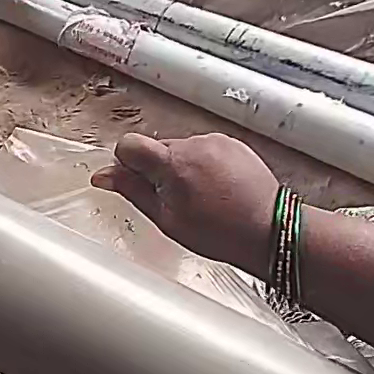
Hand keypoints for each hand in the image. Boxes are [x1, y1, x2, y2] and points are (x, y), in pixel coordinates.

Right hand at [91, 133, 281, 263]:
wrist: (270, 230)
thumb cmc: (219, 232)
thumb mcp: (165, 218)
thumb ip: (131, 190)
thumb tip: (102, 175)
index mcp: (172, 163)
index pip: (129, 144)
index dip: (127, 163)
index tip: (137, 181)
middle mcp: (194, 144)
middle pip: (156, 148)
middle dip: (158, 170)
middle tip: (174, 200)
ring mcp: (216, 142)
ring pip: (180, 150)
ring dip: (181, 168)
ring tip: (200, 197)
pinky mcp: (232, 143)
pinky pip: (203, 150)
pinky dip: (202, 166)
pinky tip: (215, 189)